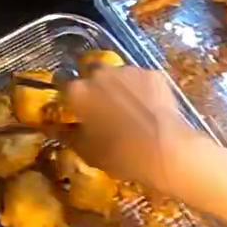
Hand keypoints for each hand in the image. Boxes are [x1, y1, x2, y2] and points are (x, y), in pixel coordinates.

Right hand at [64, 67, 226, 195]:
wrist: (167, 152)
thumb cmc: (122, 155)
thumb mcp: (87, 152)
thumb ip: (68, 135)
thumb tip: (59, 129)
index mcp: (79, 91)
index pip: (66, 88)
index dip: (73, 101)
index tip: (79, 113)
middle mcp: (100, 74)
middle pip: (93, 78)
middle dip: (97, 92)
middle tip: (106, 114)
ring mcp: (128, 71)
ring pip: (119, 77)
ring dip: (120, 90)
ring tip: (131, 113)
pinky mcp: (153, 74)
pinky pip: (142, 81)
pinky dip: (143, 91)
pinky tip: (150, 110)